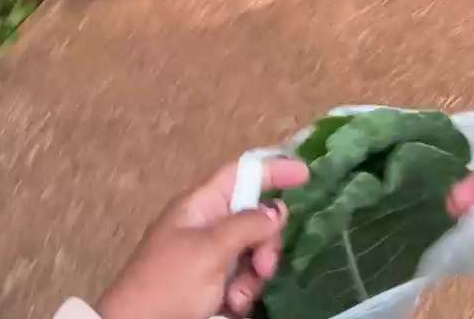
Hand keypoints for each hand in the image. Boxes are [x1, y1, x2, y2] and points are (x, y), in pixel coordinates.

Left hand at [96, 156, 309, 318]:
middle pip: (253, 217)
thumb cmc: (168, 283)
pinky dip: (244, 294)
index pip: (241, 173)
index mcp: (201, 205)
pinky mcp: (211, 287)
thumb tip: (277, 210)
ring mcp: (209, 257)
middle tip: (263, 266)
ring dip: (254, 275)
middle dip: (266, 241)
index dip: (272, 169)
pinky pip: (243, 281)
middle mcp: (207, 225)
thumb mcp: (209, 250)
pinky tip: (232, 308)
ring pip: (252, 253)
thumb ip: (246, 225)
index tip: (305, 175)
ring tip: (238, 298)